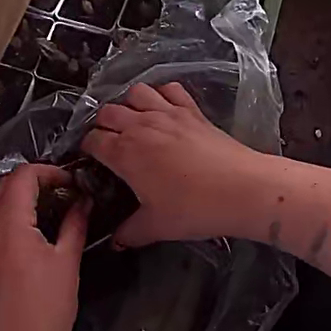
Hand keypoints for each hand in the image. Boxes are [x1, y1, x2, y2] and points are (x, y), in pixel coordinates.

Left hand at [0, 164, 88, 330]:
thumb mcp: (67, 262)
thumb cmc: (47, 309)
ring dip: (5, 193)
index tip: (70, 183)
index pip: (23, 176)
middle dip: (31, 181)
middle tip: (59, 194)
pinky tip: (14, 230)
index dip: (49, 172)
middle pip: (2, 184)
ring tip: (31, 207)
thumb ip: (75, 224)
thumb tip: (83, 200)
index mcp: (9, 223)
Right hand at [81, 82, 267, 246]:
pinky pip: (171, 89)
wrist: (242, 189)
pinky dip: (162, 93)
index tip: (92, 161)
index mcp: (125, 152)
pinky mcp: (194, 111)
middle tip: (110, 144)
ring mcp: (169, 114)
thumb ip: (130, 233)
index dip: (87, 149)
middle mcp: (142, 126)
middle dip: (103, 125)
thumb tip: (116, 241)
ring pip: (136, 92)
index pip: (92, 140)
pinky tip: (164, 108)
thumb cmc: (195, 208)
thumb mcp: (156, 226)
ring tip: (133, 122)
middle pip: (109, 111)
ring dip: (129, 103)